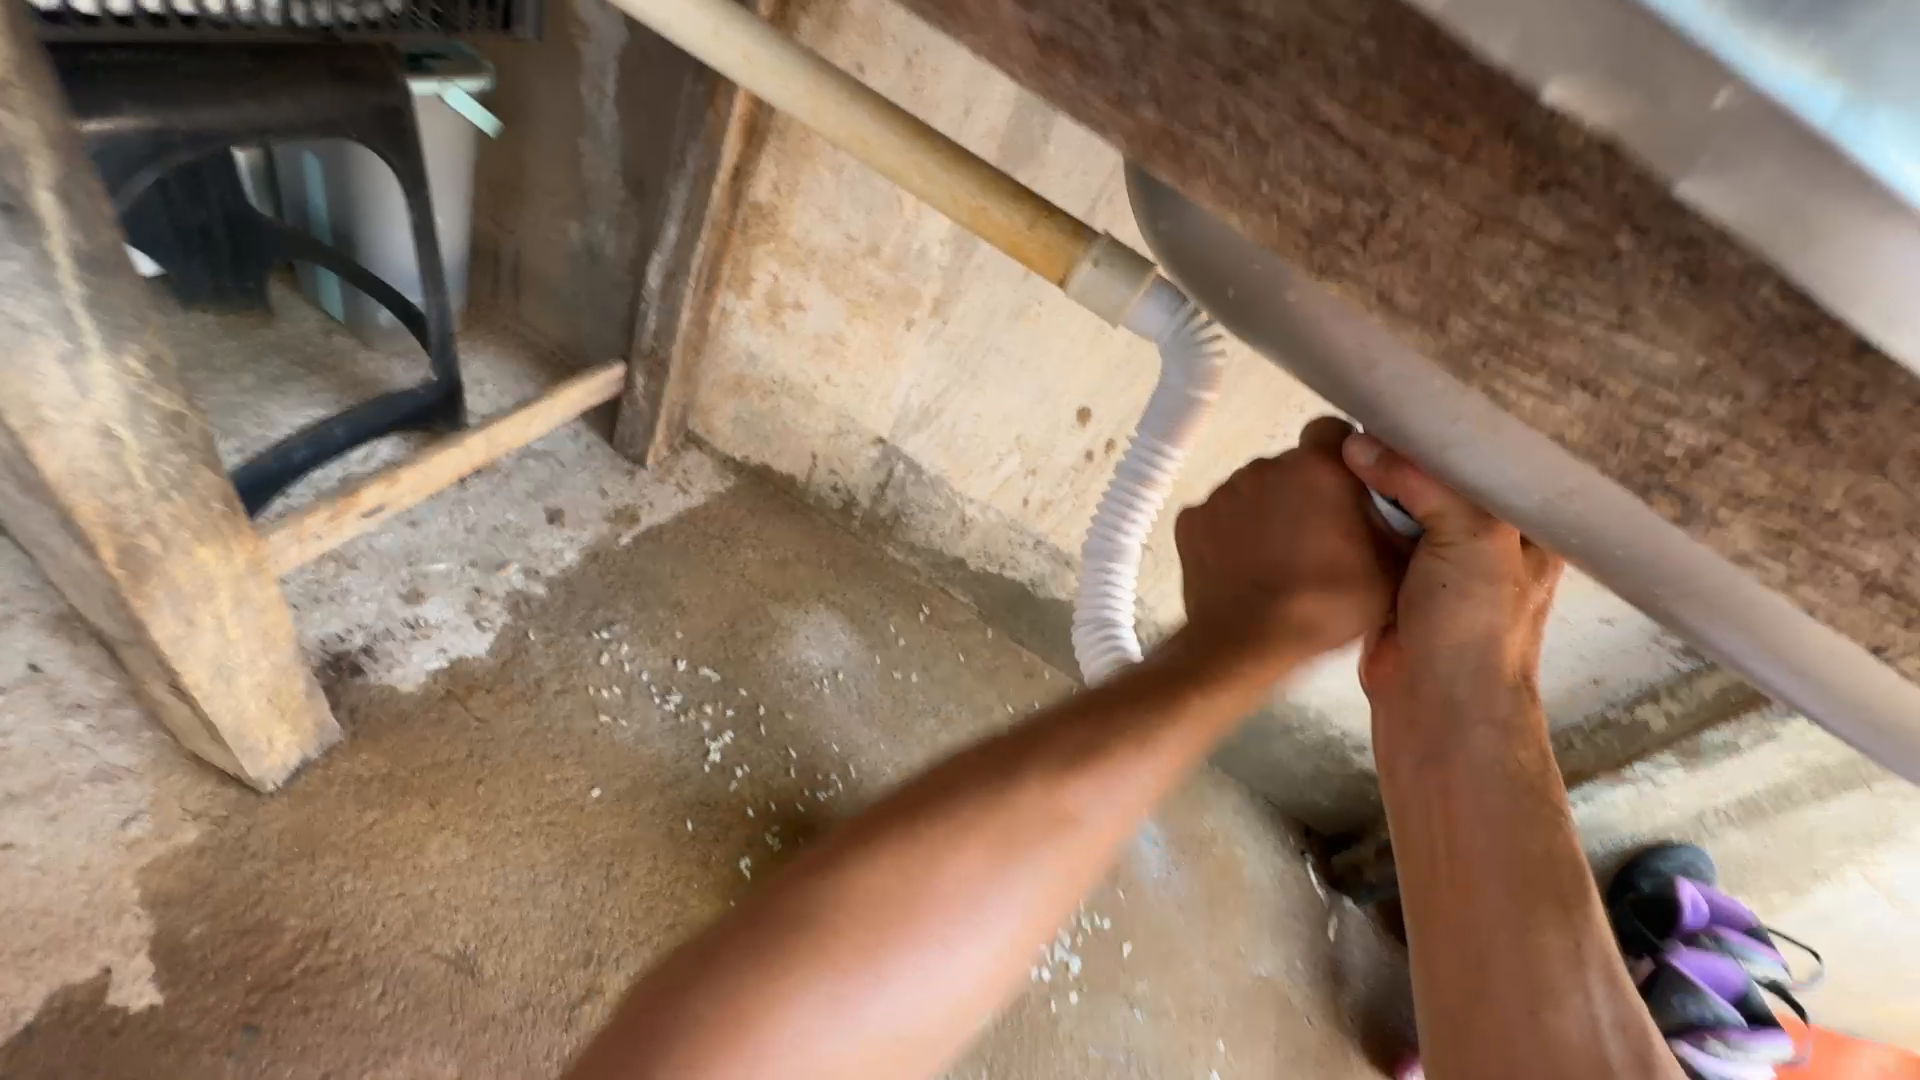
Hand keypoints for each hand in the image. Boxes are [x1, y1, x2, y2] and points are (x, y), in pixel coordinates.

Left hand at [1174, 417, 1403, 665]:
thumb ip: (1394, 523)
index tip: (1346, 489)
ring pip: (1251, 489)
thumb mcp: (1390, 570)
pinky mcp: (1189, 519)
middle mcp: (1264, 467)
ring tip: (1274, 556)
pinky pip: (1216, 515)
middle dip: (1303, 490)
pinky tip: (1239, 564)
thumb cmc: (1325, 606)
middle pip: (1290, 466)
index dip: (1341, 456)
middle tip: (1315, 535)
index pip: (1331, 432)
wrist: (1245, 643)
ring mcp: (1220, 493)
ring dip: (1265, 510)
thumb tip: (1395, 505)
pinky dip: (1228, 532)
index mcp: (1317, 468)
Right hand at [1340, 433, 1561, 722]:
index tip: (1401, 396)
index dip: (1447, 427)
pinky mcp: (1391, 580)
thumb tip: (1357, 444)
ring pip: (1399, 504)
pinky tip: (1324, 491)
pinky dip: (1350, 516)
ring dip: (1368, 483)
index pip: (1486, 456)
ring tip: (1330, 444)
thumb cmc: (1473, 626)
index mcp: (1521, 521)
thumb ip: (1424, 484)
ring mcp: (1433, 559)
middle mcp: (1479, 534)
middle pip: (1437, 477)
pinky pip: (1371, 535)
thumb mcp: (1471, 541)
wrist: (1435, 708)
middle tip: (1354, 414)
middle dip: (1398, 451)